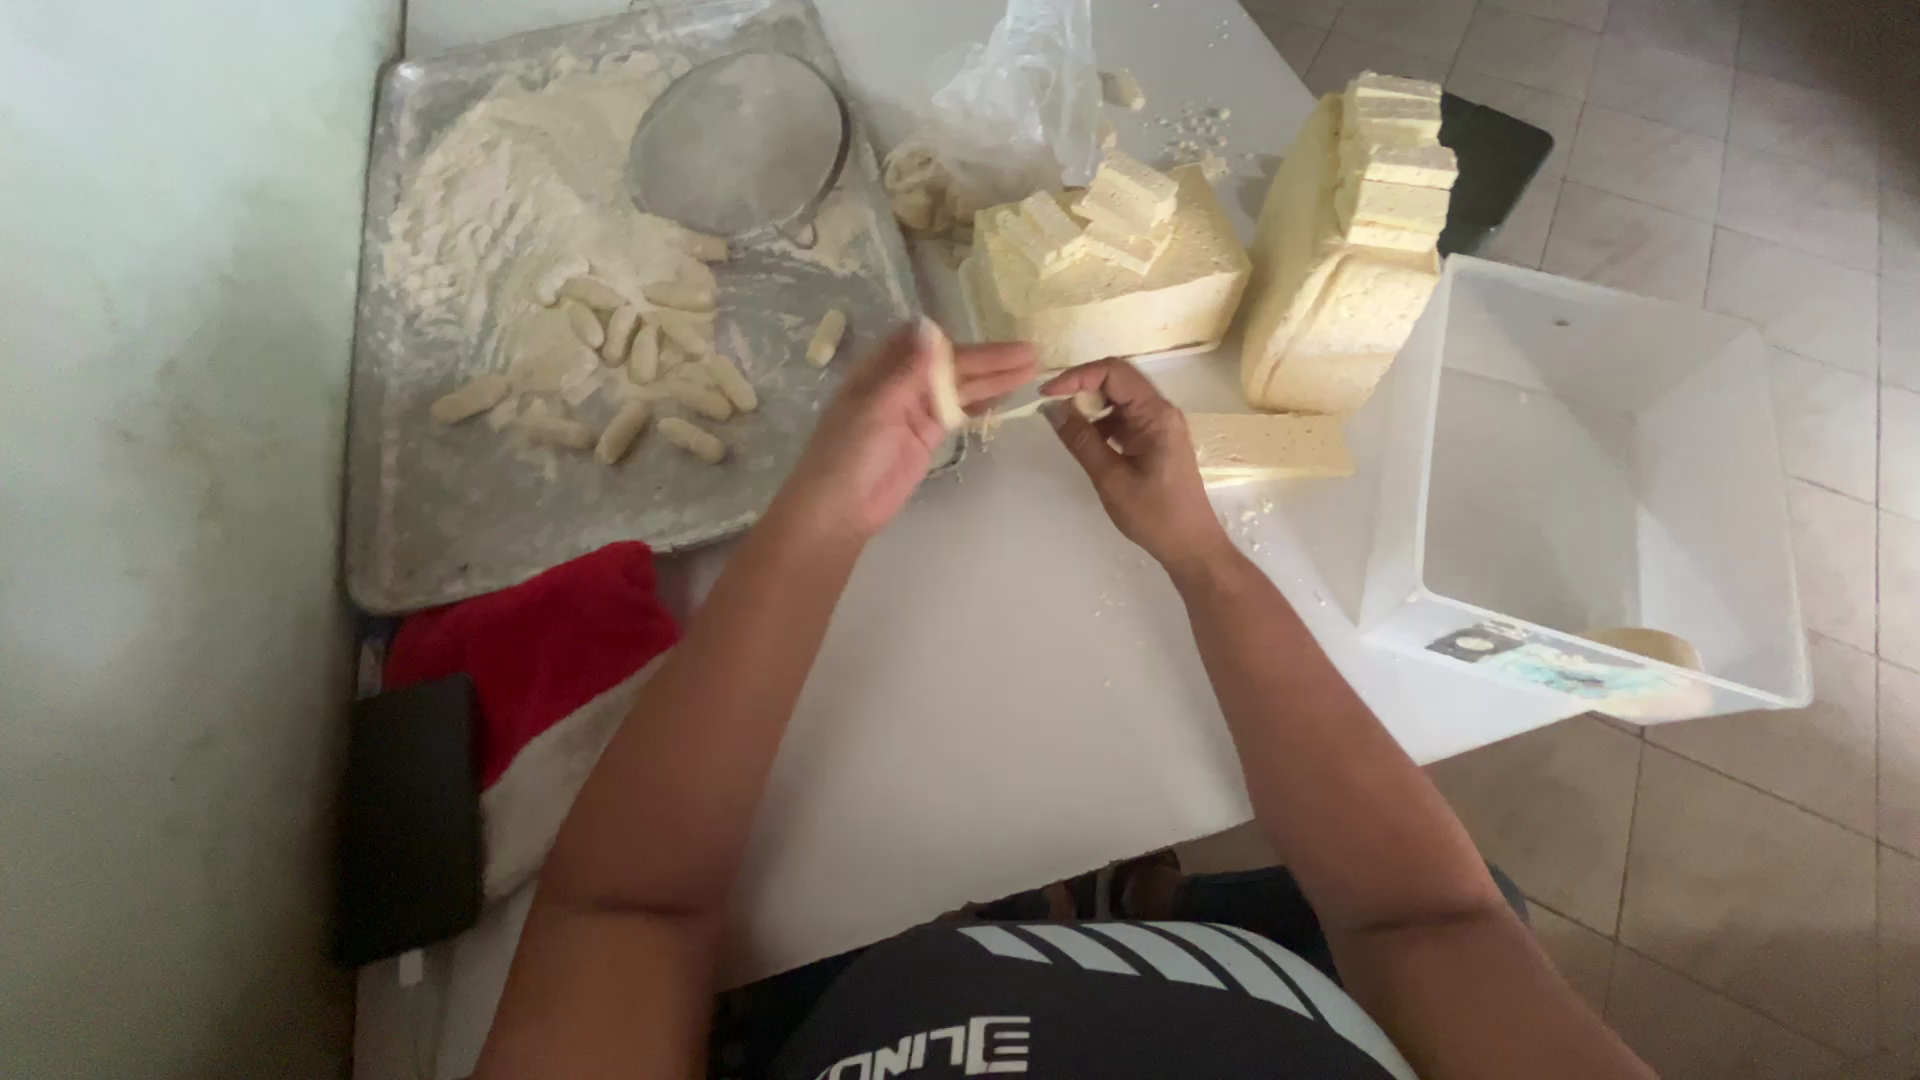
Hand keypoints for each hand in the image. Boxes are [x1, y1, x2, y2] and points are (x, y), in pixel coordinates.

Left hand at [778, 318, 1034, 541]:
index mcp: (878, 369)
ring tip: (1029, 369)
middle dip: (986, 358)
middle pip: (948, 364)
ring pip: (959, 387)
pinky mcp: (928, 435)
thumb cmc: (847, 455)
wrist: (840, 509)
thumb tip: (932, 326)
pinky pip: (959, 412)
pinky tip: (1006, 393)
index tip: (987, 334)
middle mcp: (899, 384)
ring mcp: (915, 410)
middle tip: (1027, 352)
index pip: (921, 341)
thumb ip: (907, 370)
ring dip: (992, 378)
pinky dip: (982, 402)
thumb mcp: (876, 407)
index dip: (954, 336)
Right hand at [1040, 359, 1232, 573]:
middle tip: (1052, 404)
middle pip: (1118, 380)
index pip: (1114, 373)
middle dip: (1082, 386)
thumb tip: (1051, 409)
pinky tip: (1086, 441)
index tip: (1047, 394)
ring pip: (1120, 399)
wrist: (1191, 544)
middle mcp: (1161, 411)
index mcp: (1156, 415)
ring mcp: (1160, 425)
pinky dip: (1102, 423)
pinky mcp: (1156, 440)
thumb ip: (1081, 440)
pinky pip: (1125, 419)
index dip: (1077, 376)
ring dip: (1091, 405)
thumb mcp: (1111, 478)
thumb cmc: (1154, 514)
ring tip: (1065, 424)